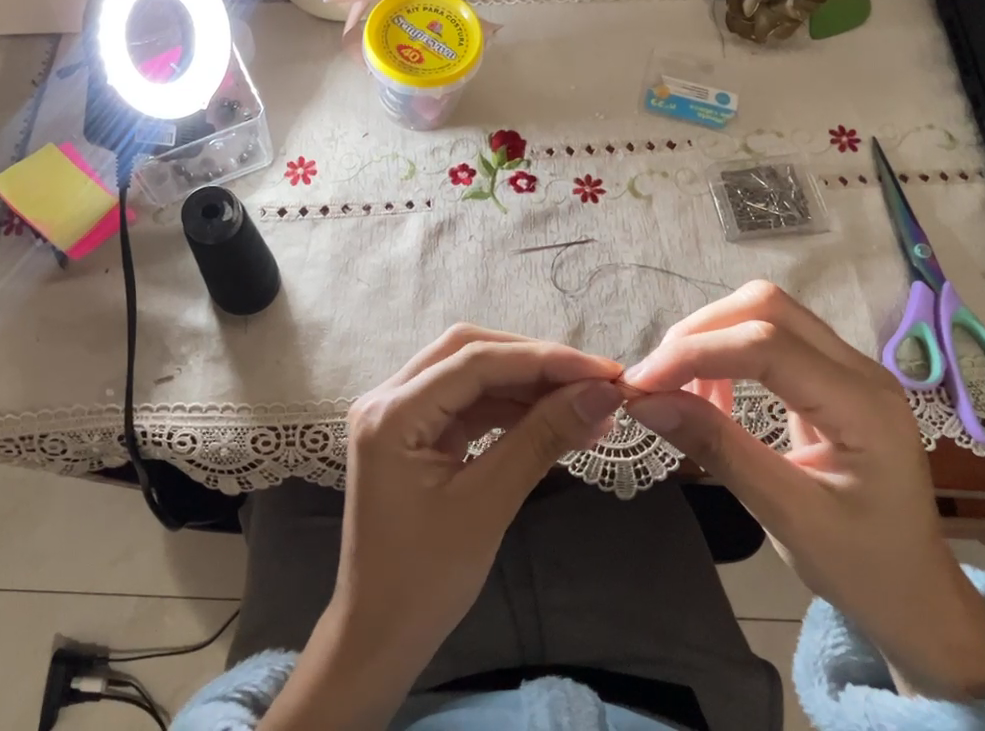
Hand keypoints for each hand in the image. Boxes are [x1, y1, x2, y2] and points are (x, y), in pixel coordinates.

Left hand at [262, 325, 621, 729]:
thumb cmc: (426, 577)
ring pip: (468, 375)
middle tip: (596, 381)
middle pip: (468, 353)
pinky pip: (465, 404)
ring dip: (526, 386)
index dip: (544, 360)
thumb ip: (541, 438)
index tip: (604, 371)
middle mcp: (386, 399)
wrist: (380, 630)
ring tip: (587, 405)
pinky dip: (509, 409)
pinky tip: (553, 420)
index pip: (474, 361)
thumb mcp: (488, 504)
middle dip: (534, 362)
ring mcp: (396, 415)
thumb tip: (601, 394)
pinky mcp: (412, 434)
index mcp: (391, 413)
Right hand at [622, 282, 984, 701]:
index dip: (695, 354)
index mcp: (862, 406)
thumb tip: (644, 402)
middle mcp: (860, 370)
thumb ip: (717, 447)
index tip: (640, 387)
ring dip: (708, 337)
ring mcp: (849, 369)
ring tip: (673, 384)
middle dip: (698, 333)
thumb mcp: (784, 514)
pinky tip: (707, 393)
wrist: (915, 594)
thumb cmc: (860, 565)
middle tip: (654, 381)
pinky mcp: (832, 379)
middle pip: (766, 308)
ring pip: (765, 312)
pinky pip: (771, 339)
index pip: (766, 345)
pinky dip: (726, 351)